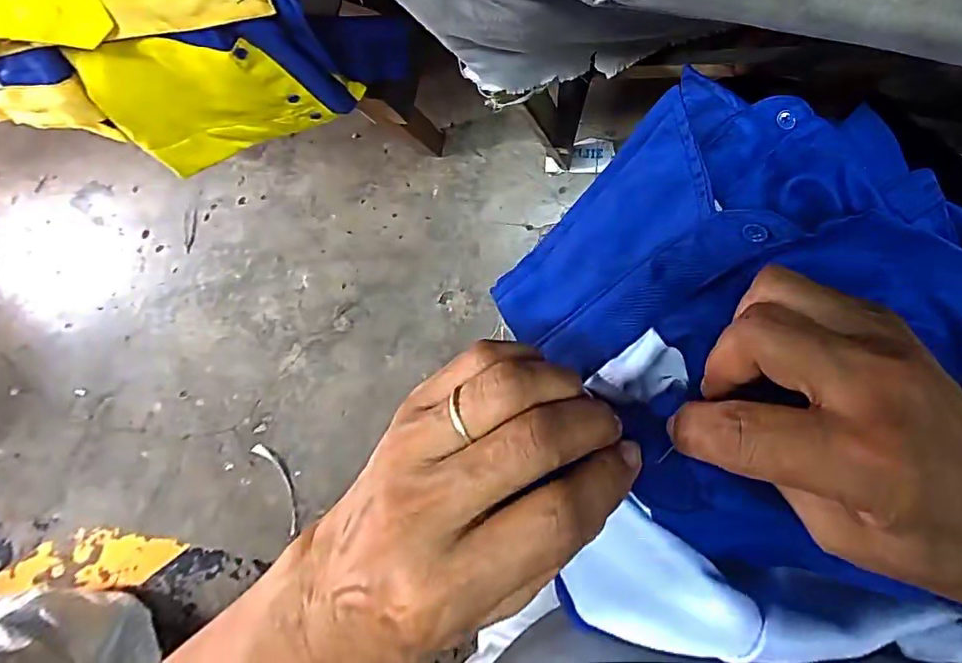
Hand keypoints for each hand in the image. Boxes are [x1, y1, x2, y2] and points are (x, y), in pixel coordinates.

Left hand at [172, 341, 639, 662]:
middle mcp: (419, 512)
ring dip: (563, 385)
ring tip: (577, 399)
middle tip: (608, 426)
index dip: (608, 477)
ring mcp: (406, 451)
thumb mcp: (502, 599)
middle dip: (594, 425)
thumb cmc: (428, 605)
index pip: (554, 514)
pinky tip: (539, 378)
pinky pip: (477, 358)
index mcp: (443, 582)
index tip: (628, 459)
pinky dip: (524, 358)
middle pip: (535, 441)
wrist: (334, 594)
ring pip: (507, 388)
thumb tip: (619, 460)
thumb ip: (564, 533)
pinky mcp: (404, 411)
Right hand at [668, 266, 961, 662]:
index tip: (682, 432)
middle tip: (726, 397)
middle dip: (721, 359)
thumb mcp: (844, 538)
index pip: (747, 425)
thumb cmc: (935, 544)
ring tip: (759, 370)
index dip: (697, 428)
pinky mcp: (892, 319)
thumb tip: (728, 429)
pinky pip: (817, 293)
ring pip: (783, 286)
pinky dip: (788, 316)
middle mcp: (870, 376)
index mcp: (860, 453)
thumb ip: (779, 474)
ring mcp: (884, 335)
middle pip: (759, 324)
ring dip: (752, 325)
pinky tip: (798, 358)